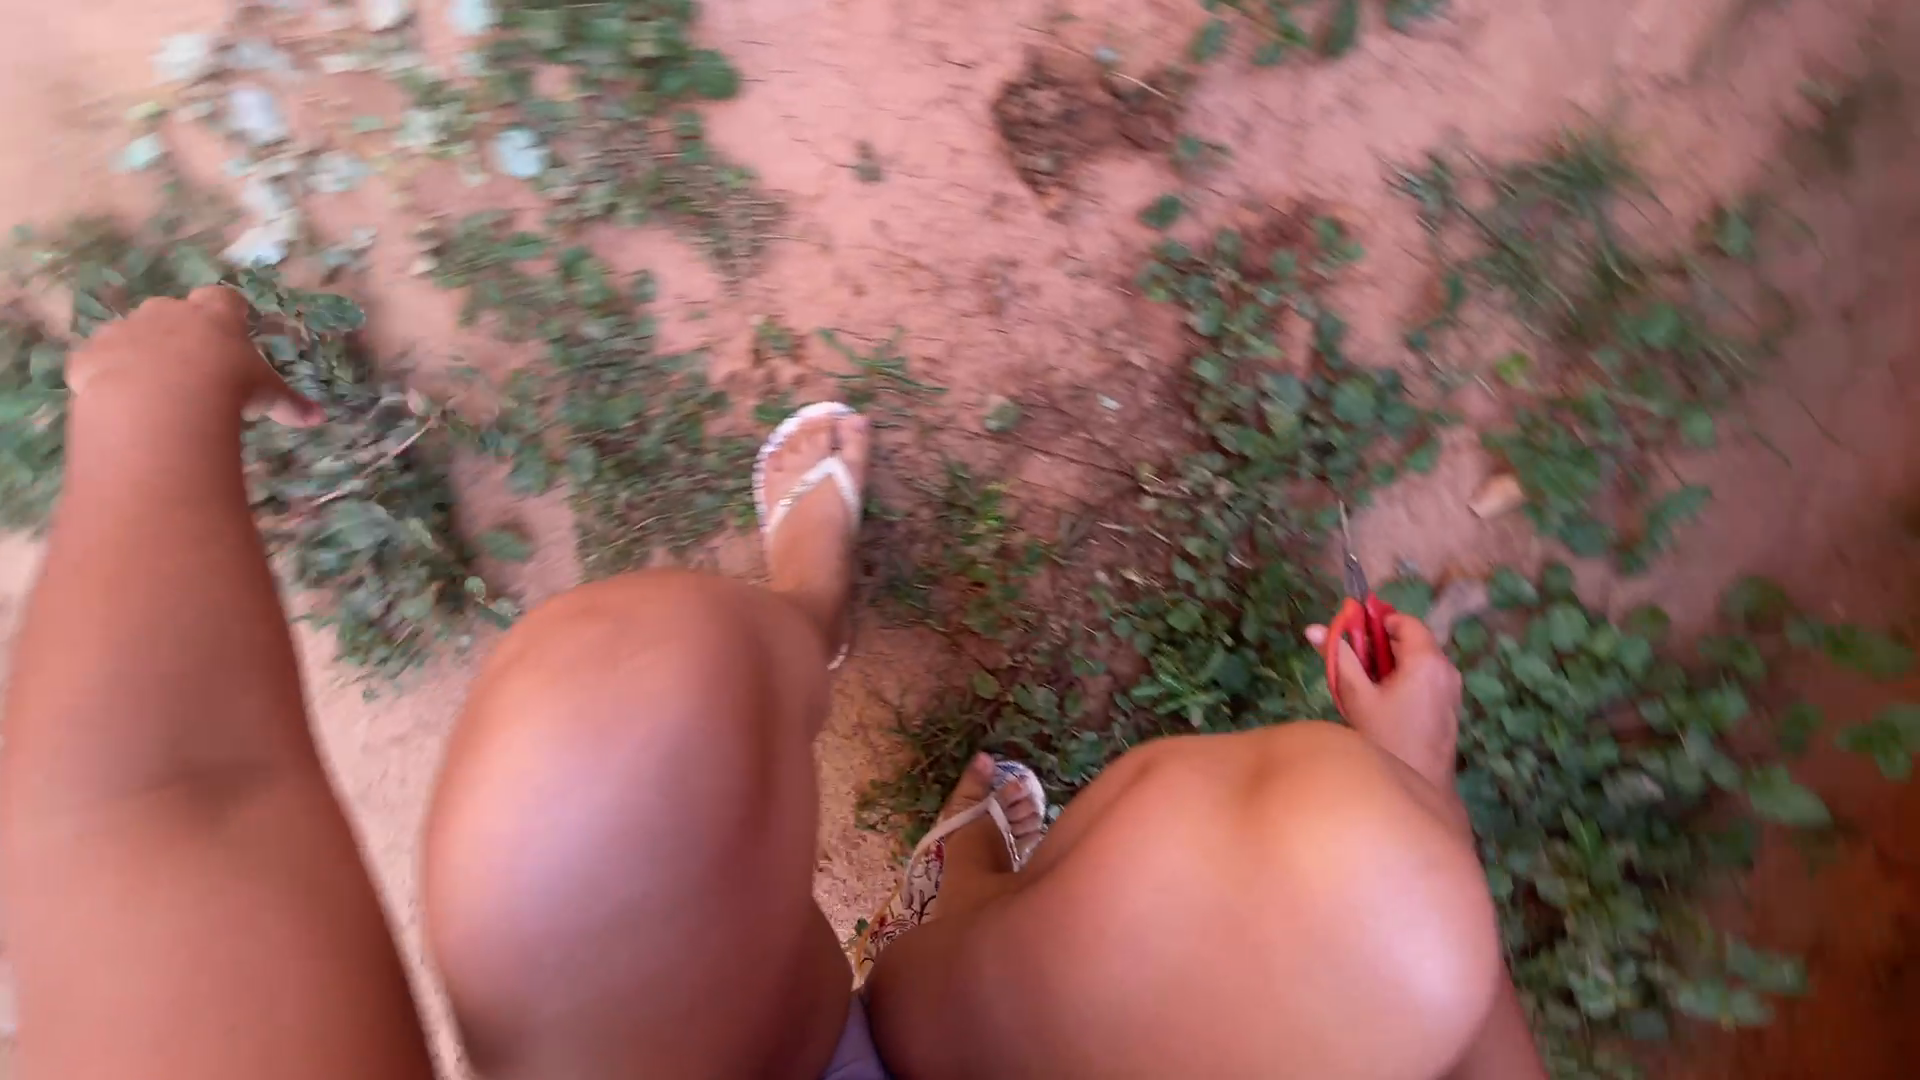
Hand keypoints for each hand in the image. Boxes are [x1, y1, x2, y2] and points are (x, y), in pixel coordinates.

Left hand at [64, 286, 320, 426]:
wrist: (160, 397)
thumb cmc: (230, 385)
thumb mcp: (269, 397)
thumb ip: (291, 404)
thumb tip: (318, 417)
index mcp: (216, 317)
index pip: (225, 298)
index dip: (230, 309)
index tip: (236, 322)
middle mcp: (168, 313)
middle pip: (173, 308)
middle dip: (182, 328)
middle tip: (199, 359)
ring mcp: (125, 330)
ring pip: (134, 332)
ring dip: (145, 350)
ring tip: (162, 383)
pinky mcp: (91, 353)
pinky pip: (102, 358)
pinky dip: (114, 373)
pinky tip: (130, 397)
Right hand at [1307, 614, 1460, 787]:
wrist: (1420, 784)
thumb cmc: (1385, 736)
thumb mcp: (1355, 693)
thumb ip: (1338, 656)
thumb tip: (1315, 628)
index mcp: (1427, 661)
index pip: (1404, 621)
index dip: (1376, 622)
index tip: (1352, 636)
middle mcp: (1446, 669)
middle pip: (1410, 640)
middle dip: (1378, 645)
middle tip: (1352, 663)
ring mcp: (1451, 689)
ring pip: (1415, 660)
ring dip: (1388, 663)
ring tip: (1364, 685)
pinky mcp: (1449, 706)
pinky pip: (1424, 678)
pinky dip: (1401, 679)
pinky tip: (1382, 701)